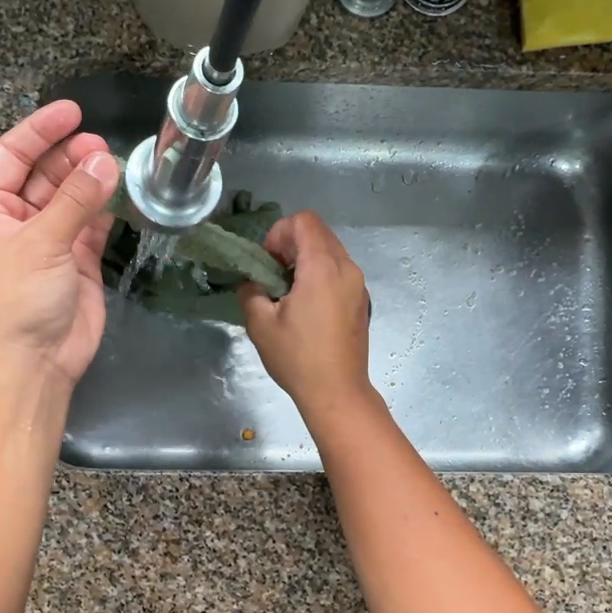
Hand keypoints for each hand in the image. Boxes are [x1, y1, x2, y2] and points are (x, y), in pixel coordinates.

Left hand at [0, 100, 119, 385]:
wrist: (34, 362)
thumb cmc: (19, 299)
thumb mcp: (42, 242)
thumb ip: (76, 199)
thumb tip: (105, 160)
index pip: (13, 155)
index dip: (40, 130)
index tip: (72, 112)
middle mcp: (16, 220)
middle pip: (45, 173)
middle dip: (70, 156)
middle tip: (101, 146)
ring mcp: (47, 241)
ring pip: (70, 198)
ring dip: (89, 181)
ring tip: (113, 164)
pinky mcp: (75, 262)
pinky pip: (90, 225)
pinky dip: (103, 210)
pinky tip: (117, 192)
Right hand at [239, 211, 375, 412]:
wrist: (337, 391)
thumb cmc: (297, 357)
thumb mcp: (260, 324)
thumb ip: (251, 292)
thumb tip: (253, 283)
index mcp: (322, 267)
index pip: (303, 221)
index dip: (279, 233)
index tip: (267, 263)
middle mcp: (345, 267)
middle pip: (318, 232)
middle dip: (291, 245)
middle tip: (273, 277)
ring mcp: (357, 284)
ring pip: (330, 251)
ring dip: (305, 260)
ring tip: (288, 293)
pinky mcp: (361, 300)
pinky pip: (339, 271)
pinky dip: (320, 275)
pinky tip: (306, 307)